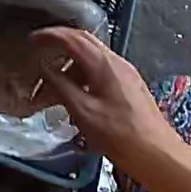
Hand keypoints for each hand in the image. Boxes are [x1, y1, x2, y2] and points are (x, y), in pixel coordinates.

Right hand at [34, 28, 188, 183]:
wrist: (159, 155)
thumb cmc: (118, 135)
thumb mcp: (82, 111)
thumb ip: (61, 86)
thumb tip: (45, 68)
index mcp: (104, 64)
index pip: (73, 38)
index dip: (50, 35)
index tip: (32, 40)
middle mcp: (116, 62)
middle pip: (84, 40)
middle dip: (59, 41)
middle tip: (39, 49)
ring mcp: (125, 73)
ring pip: (92, 55)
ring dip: (70, 60)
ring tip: (52, 76)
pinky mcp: (129, 85)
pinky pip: (100, 68)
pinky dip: (81, 71)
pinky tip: (73, 90)